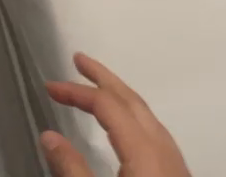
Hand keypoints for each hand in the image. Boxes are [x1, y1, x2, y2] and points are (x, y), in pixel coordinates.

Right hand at [41, 53, 191, 176]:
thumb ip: (72, 170)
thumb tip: (49, 136)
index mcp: (146, 156)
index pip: (109, 107)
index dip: (77, 92)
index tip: (48, 88)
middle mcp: (166, 156)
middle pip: (135, 103)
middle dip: (105, 79)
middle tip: (78, 60)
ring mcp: (177, 170)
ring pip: (149, 119)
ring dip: (122, 97)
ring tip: (97, 88)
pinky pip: (156, 136)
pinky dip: (134, 118)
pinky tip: (124, 128)